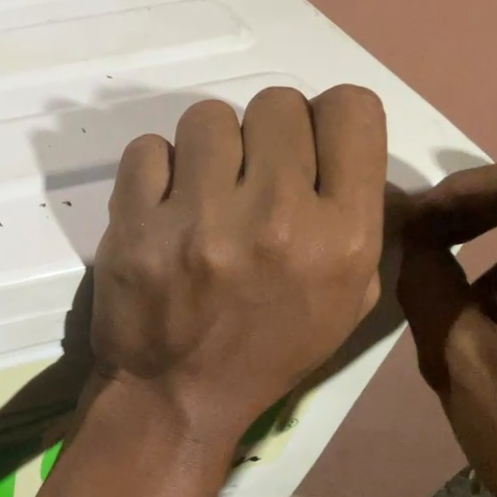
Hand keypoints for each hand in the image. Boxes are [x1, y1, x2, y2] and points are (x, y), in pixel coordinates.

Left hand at [90, 87, 387, 451]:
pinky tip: (161, 204)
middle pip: (277, 102)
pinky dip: (155, 168)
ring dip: (207, 146)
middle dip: (265, 132)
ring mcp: (198, 219)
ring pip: (208, 117)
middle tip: (249, 174)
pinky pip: (148, 147)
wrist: (176, 394)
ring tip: (201, 191)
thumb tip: (350, 147)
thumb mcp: (349, 299)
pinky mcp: (135, 224)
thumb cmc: (268, 350)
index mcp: (343, 237)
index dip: (328, 119)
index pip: (351, 108)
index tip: (308, 146)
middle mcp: (276, 217)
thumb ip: (361, 217)